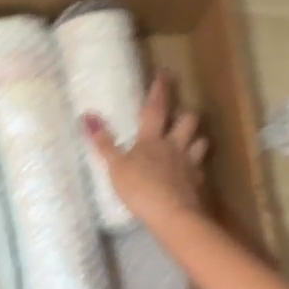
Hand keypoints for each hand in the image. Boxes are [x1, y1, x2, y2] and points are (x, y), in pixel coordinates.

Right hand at [84, 72, 208, 224]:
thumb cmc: (140, 189)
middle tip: (180, 113)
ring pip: (201, 142)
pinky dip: (198, 169)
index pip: (156, 108)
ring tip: (192, 140)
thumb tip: (86, 116)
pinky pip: (201, 170)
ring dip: (197, 138)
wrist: (172, 216)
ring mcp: (190, 165)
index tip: (165, 72)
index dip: (160, 89)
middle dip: (186, 113)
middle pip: (188, 120)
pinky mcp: (198, 184)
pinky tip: (193, 174)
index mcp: (152, 139)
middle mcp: (175, 146)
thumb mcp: (116, 167)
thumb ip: (103, 143)